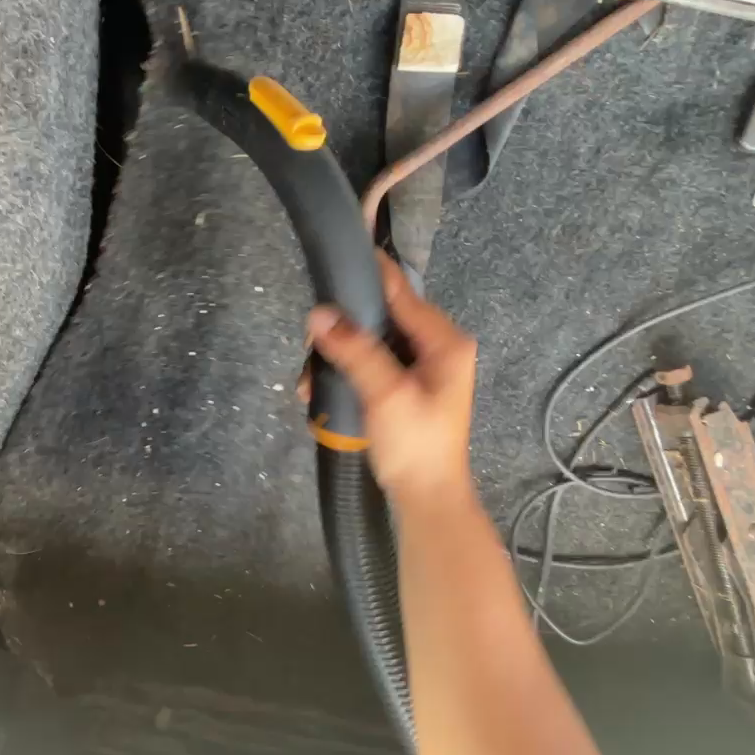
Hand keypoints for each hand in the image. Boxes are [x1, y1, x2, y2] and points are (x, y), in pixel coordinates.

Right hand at [306, 252, 476, 507]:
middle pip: (380, 317)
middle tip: (312, 347)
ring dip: (337, 357)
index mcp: (444, 341)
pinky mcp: (401, 388)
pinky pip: (367, 366)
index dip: (369, 274)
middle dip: (342, 330)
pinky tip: (319, 392)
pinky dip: (343, 375)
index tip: (335, 256)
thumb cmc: (415, 445)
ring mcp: (418, 369)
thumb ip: (354, 350)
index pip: (401, 292)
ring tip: (310, 380)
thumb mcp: (385, 394)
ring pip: (368, 342)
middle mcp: (435, 347)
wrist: (426, 498)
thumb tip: (319, 313)